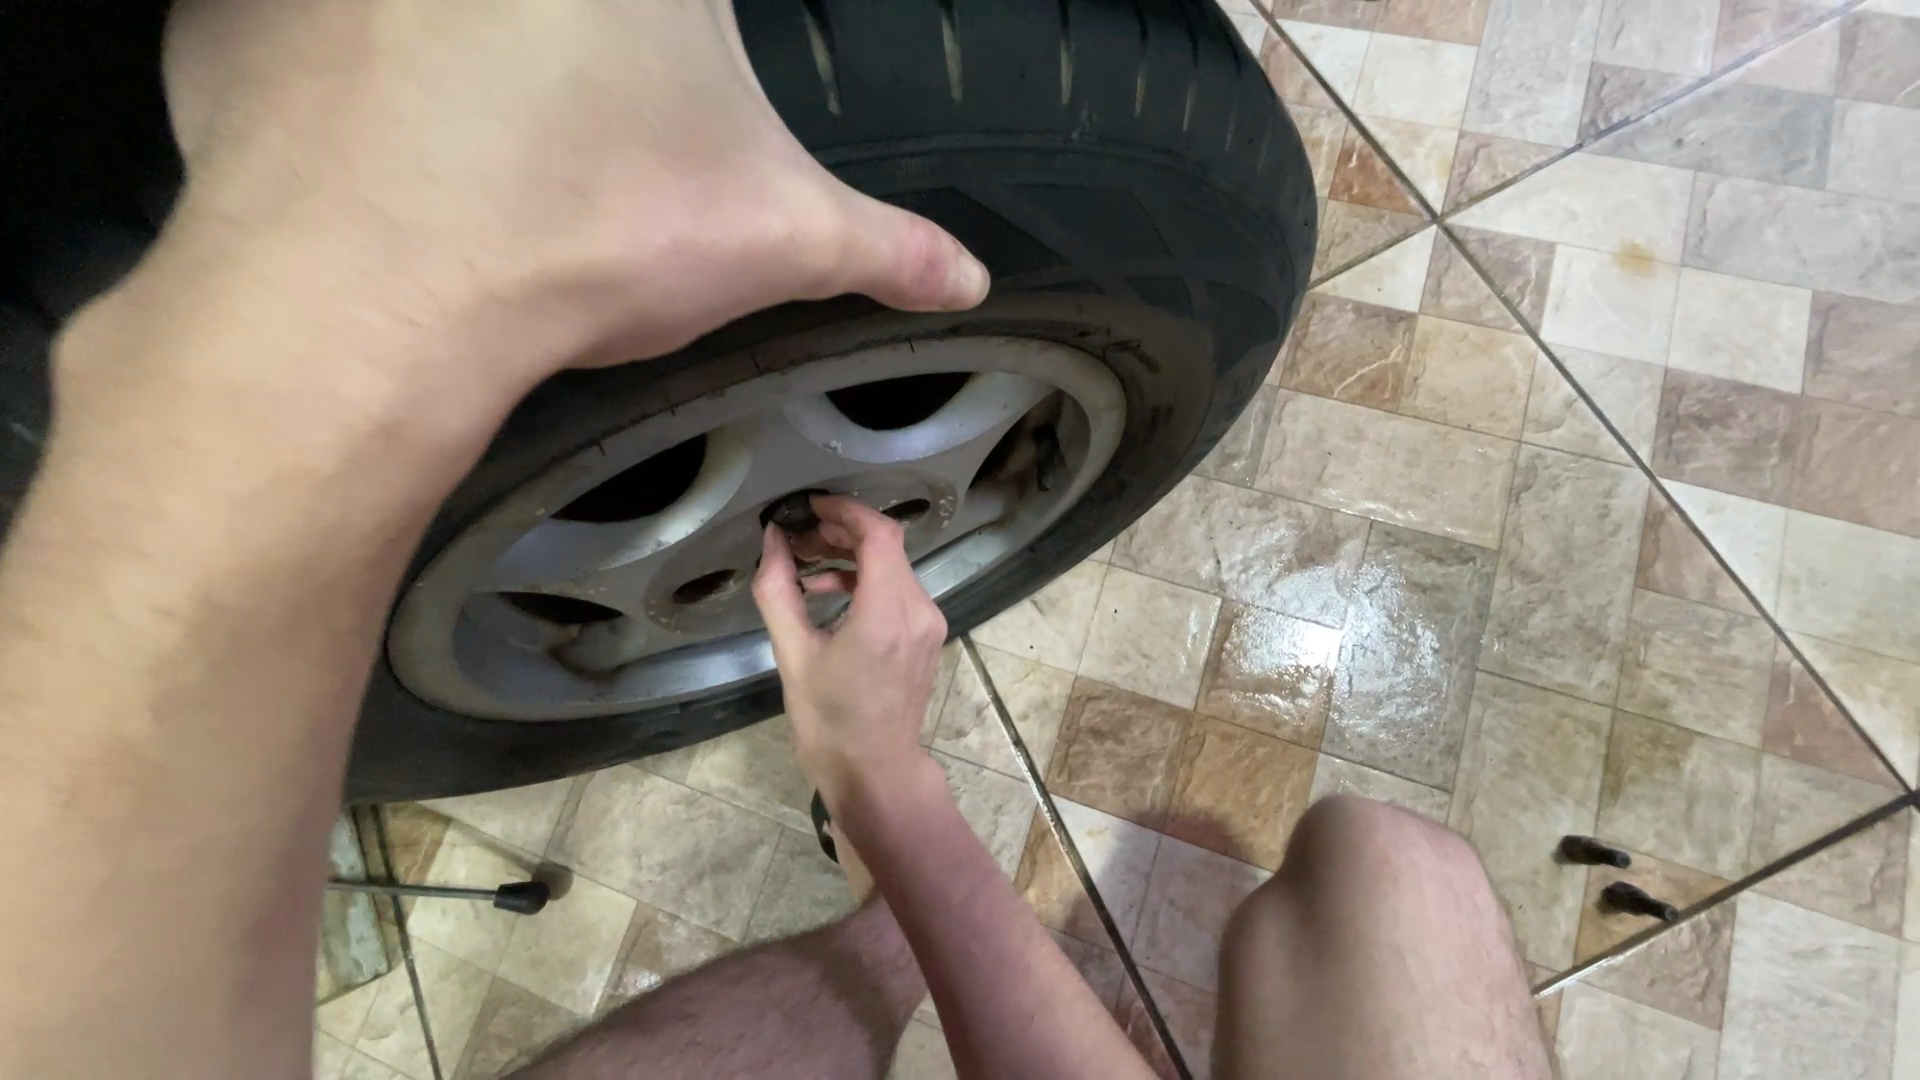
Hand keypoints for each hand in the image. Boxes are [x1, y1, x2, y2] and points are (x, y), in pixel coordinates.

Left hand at [109, 0, 987, 424]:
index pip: (684, 14)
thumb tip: (970, 278)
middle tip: (600, 147)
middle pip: (579, 28)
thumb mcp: (777, 239)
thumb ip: (889, 250)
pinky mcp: (236, 10)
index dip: (675, 60)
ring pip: (454, 35)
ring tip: (507, 170)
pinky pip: (323, 39)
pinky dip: (366, 92)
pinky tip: (406, 172)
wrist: (386, 292)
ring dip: (483, 76)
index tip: (671, 121)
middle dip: (600, 83)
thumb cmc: (602, 234)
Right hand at [751, 496, 947, 812]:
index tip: (810, 507)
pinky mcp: (929, 635)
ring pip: (894, 567)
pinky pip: (899, 591)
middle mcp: (919, 611)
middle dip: (841, 532)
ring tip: (805, 562)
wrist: (875, 770)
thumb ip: (779, 591)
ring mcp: (930, 624)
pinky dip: (867, 581)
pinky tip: (829, 591)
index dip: (846, 510)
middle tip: (798, 536)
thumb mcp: (792, 655)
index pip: (879, 535)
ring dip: (852, 556)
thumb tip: (773, 542)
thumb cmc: (828, 722)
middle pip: (887, 547)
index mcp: (886, 615)